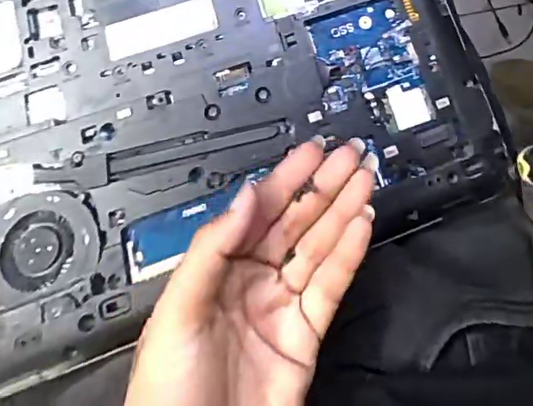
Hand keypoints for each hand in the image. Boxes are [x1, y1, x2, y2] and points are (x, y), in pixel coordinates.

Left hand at [124, 138, 375, 405]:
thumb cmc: (167, 397)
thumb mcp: (176, 314)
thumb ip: (210, 249)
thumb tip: (244, 196)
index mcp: (219, 270)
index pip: (260, 210)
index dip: (289, 176)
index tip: (312, 150)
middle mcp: (253, 281)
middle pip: (297, 220)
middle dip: (325, 184)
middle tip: (350, 154)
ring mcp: (282, 306)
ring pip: (320, 244)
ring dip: (344, 207)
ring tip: (365, 177)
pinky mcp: (306, 334)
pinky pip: (333, 283)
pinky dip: (351, 251)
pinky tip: (362, 222)